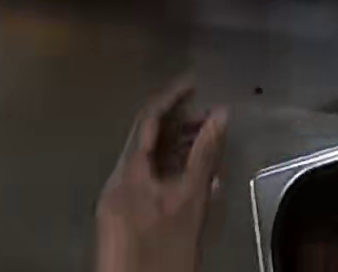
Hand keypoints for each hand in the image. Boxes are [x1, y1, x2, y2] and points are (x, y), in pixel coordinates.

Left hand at [95, 78, 227, 271]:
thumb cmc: (163, 253)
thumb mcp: (190, 199)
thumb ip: (204, 153)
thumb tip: (220, 114)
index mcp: (127, 172)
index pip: (147, 119)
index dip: (172, 97)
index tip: (194, 83)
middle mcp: (117, 183)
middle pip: (147, 139)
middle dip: (180, 124)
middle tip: (209, 116)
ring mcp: (117, 203)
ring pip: (149, 162)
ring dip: (179, 148)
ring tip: (208, 143)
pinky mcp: (124, 220)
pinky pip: (147, 181)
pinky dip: (171, 171)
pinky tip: (196, 176)